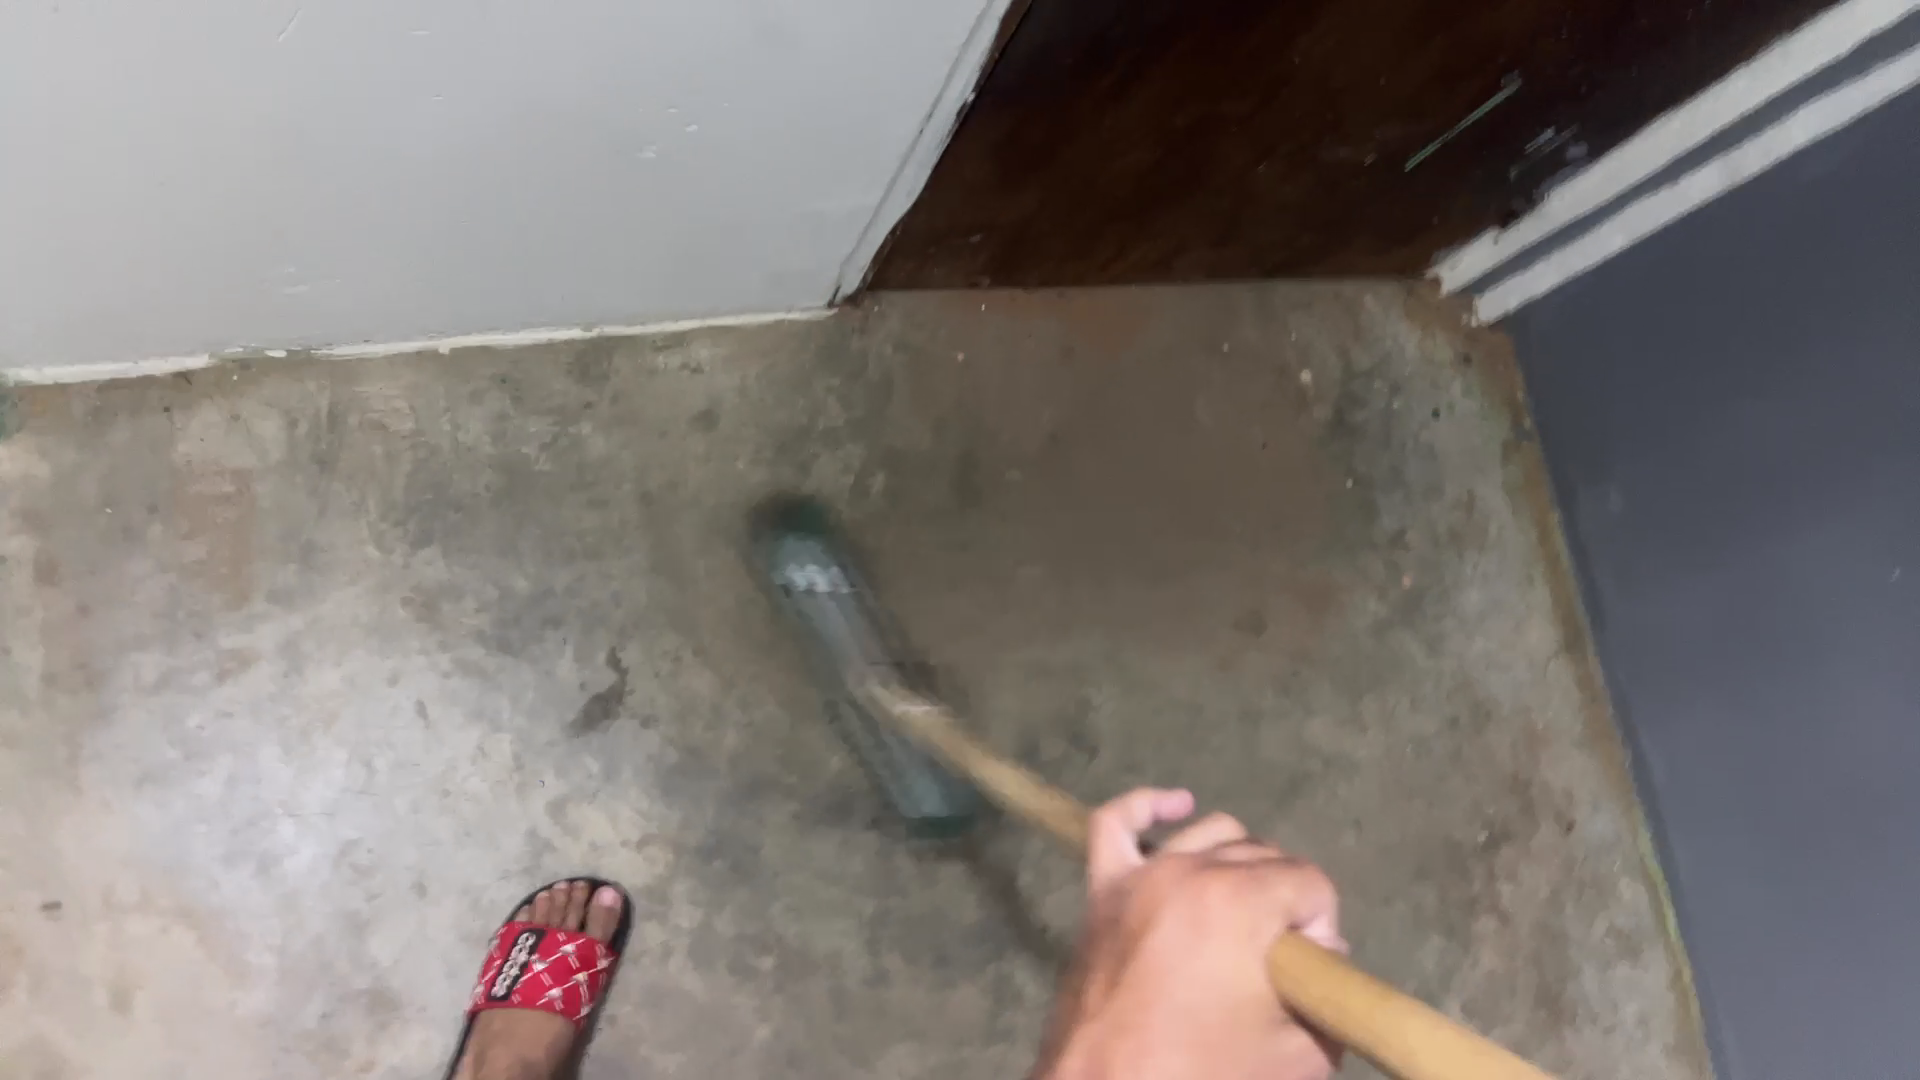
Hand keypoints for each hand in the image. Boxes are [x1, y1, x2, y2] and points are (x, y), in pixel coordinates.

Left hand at [1033, 788, 1345, 1079]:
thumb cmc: (1205, 1078)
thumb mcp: (1299, 1059)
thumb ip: (1326, 999)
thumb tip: (1320, 955)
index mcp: (1241, 902)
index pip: (1309, 882)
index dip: (1322, 924)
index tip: (1314, 968)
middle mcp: (1190, 871)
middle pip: (1260, 856)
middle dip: (1283, 900)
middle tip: (1282, 957)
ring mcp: (1140, 874)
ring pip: (1204, 834)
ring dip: (1235, 862)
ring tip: (1247, 907)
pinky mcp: (1101, 887)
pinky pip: (1114, 823)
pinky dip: (1146, 807)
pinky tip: (1177, 805)